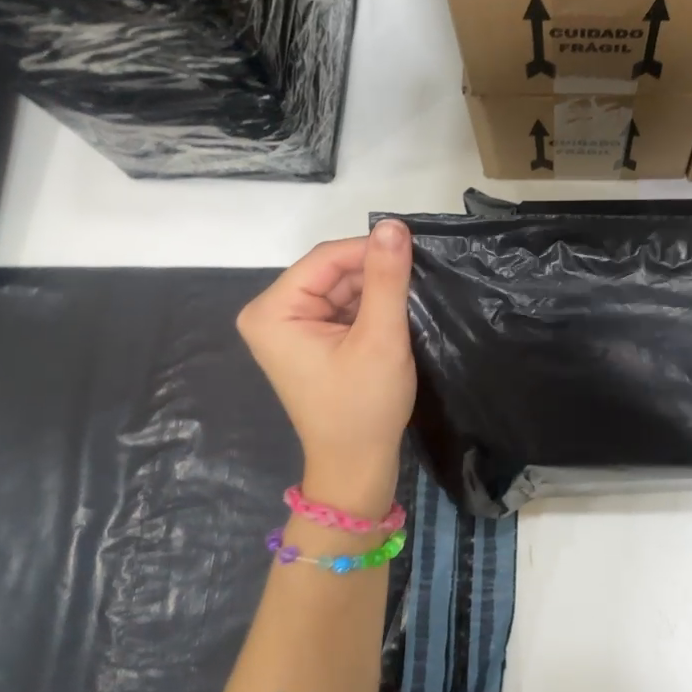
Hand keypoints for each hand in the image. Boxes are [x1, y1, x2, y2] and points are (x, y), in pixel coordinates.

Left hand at [238, 220, 415, 513]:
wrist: (357, 466)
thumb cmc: (363, 405)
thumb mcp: (380, 337)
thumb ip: (387, 278)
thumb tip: (394, 225)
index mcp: (272, 311)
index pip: (326, 258)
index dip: (371, 250)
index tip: (417, 250)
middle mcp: (272, 313)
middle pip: (332, 272)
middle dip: (375, 275)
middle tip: (420, 282)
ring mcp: (289, 328)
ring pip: (341, 288)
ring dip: (376, 292)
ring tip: (412, 302)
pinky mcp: (309, 341)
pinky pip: (342, 309)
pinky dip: (370, 309)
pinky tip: (396, 318)